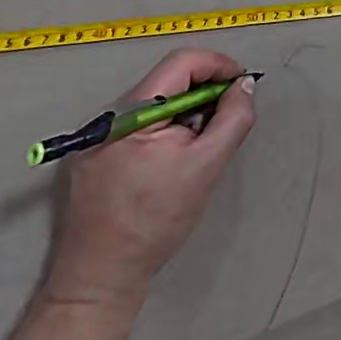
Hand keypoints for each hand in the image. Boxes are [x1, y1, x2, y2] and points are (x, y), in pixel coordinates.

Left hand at [41, 49, 256, 306]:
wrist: (100, 278)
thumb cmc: (154, 222)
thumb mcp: (206, 167)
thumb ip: (232, 118)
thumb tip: (244, 84)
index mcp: (133, 111)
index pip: (182, 62)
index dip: (218, 65)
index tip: (241, 85)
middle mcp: (111, 113)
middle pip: (169, 79)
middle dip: (204, 93)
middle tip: (223, 120)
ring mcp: (100, 133)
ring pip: (157, 101)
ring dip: (186, 112)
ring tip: (197, 147)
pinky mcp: (96, 151)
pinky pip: (141, 122)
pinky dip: (166, 128)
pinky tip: (172, 160)